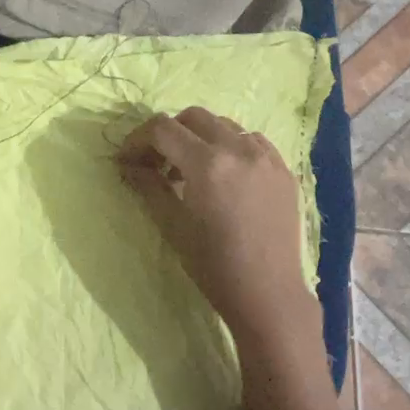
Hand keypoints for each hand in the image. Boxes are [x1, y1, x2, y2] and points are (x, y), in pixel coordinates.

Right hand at [117, 108, 310, 336]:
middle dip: (167, 133)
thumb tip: (127, 164)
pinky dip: (229, 147)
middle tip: (154, 162)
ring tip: (188, 169)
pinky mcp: (283, 170)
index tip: (126, 160)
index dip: (137, 139)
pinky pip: (251, 141)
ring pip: (224, 125)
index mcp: (207, 163)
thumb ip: (148, 185)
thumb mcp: (171, 224)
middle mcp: (239, 150)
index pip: (162, 128)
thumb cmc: (211, 263)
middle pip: (193, 117)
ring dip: (198, 137)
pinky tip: (222, 175)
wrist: (266, 291)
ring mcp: (266, 157)